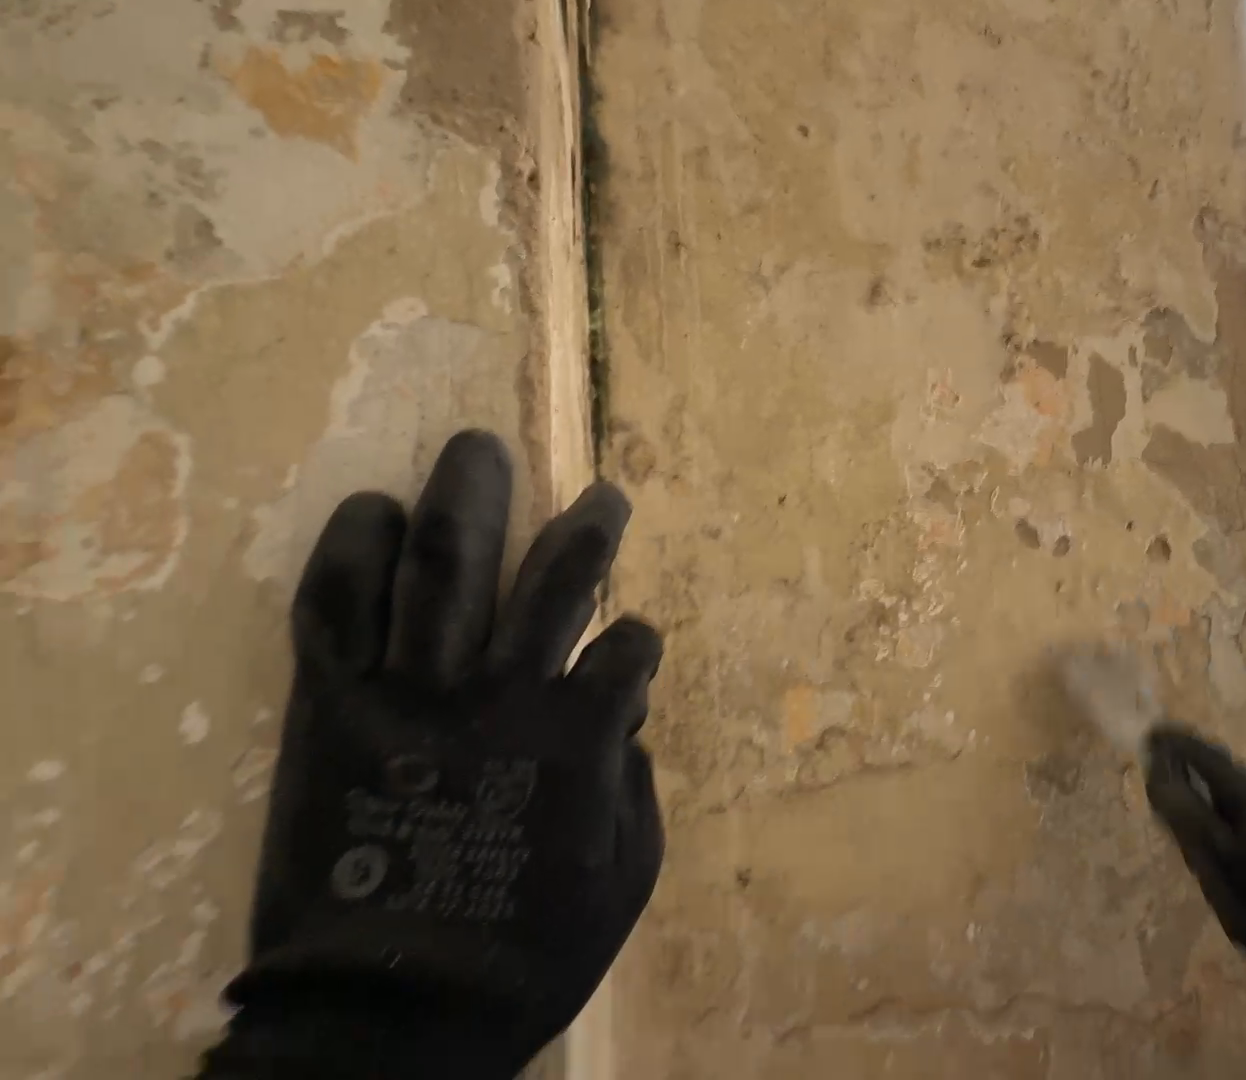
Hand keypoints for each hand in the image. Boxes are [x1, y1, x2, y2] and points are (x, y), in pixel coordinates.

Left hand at [203, 431, 663, 1079]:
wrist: (393, 1021)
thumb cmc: (534, 947)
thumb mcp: (630, 866)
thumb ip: (636, 778)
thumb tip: (620, 714)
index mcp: (583, 740)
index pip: (631, 650)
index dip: (638, 643)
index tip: (631, 654)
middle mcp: (503, 700)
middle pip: (550, 583)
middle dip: (584, 530)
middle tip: (601, 496)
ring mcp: (412, 698)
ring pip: (442, 573)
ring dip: (468, 502)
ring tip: (478, 450)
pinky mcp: (331, 712)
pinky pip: (334, 613)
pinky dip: (351, 554)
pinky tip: (373, 510)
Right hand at [1145, 729, 1245, 1079]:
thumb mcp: (1218, 871)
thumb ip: (1184, 818)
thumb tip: (1156, 772)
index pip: (1203, 753)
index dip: (1170, 744)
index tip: (1144, 739)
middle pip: (1222, 772)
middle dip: (1188, 773)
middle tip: (1157, 790)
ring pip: (1238, 795)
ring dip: (1208, 797)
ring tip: (1185, 825)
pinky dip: (1229, 814)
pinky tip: (1222, 846)